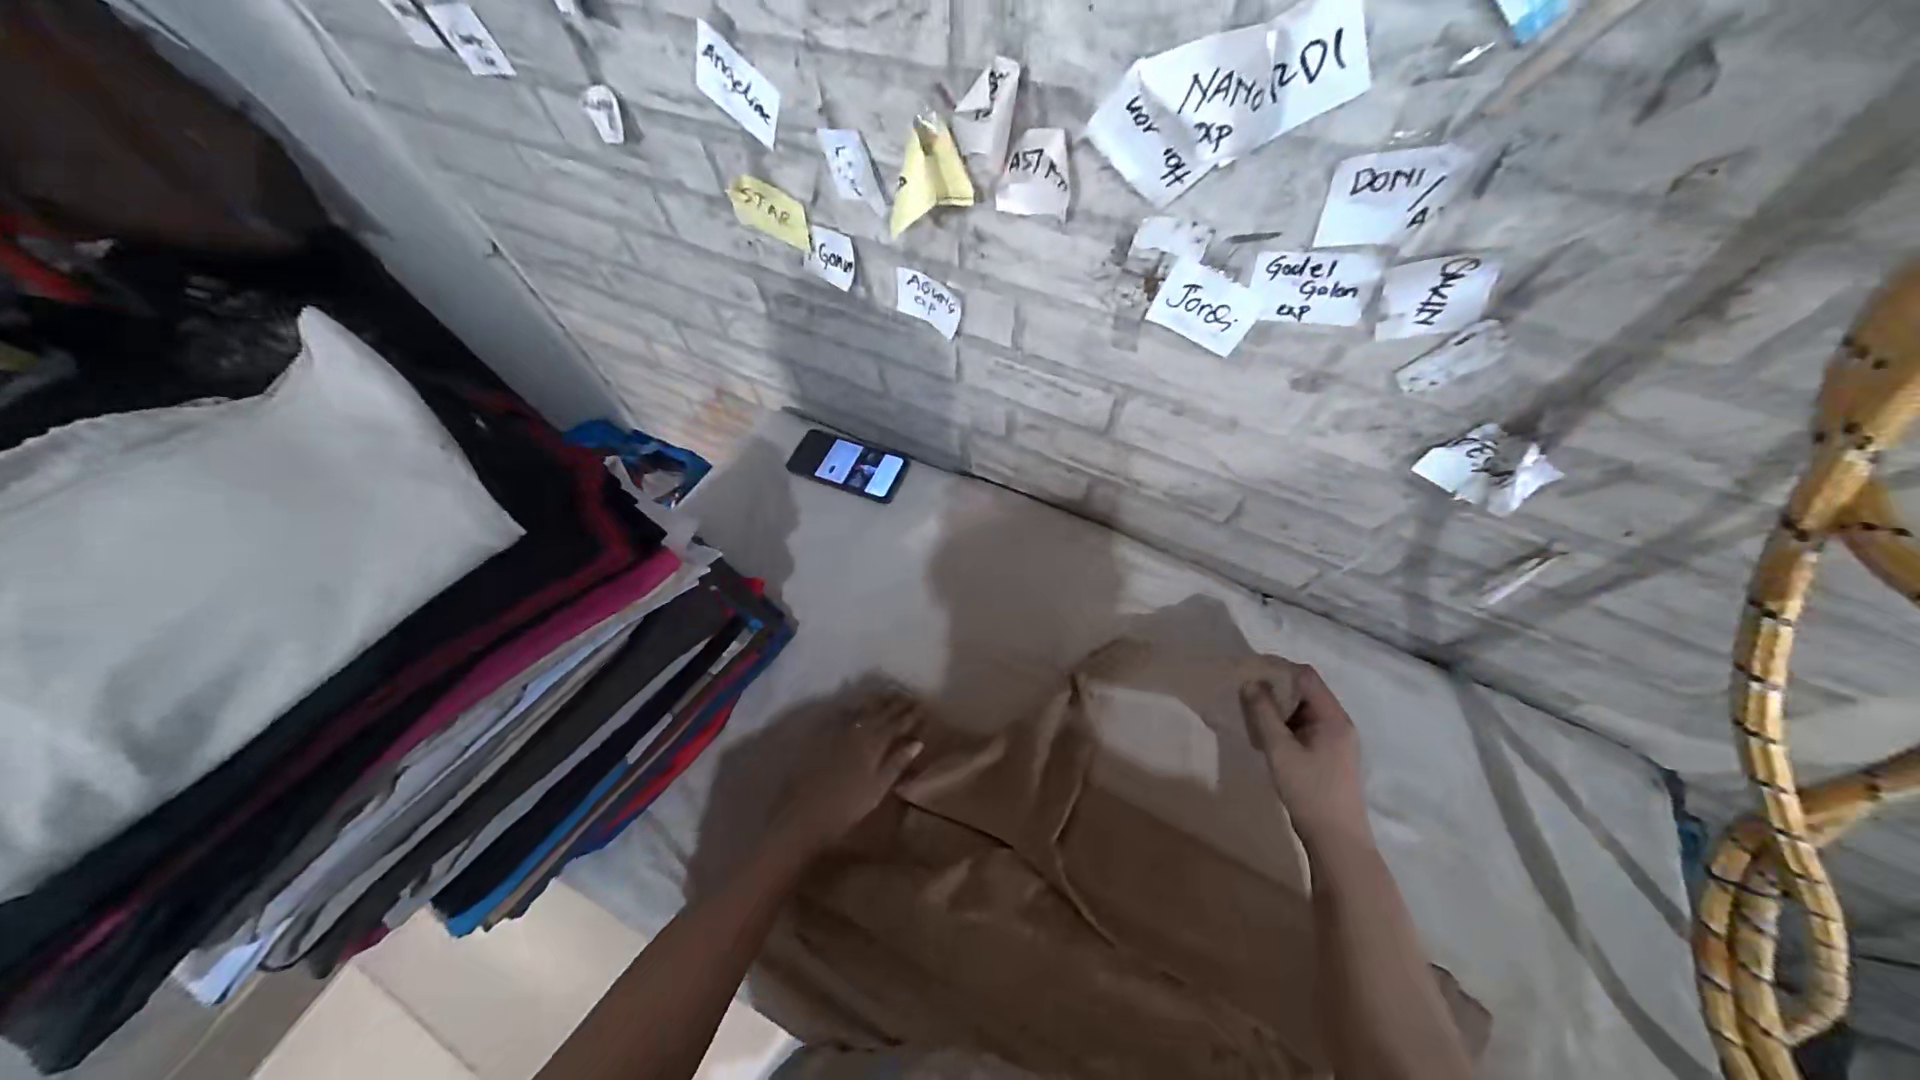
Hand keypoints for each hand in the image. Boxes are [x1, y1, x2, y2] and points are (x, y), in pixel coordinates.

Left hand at [768, 694, 924, 859]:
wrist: (802, 814)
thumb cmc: (845, 808)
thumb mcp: (877, 789)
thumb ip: (896, 763)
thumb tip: (916, 742)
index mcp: (874, 743)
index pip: (897, 723)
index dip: (911, 715)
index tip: (922, 707)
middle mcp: (857, 731)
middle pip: (880, 712)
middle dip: (897, 704)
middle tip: (909, 697)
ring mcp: (838, 731)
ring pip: (863, 710)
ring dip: (878, 702)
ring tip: (890, 697)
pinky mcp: (823, 736)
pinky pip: (844, 715)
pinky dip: (856, 709)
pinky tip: (859, 708)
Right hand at [1241, 667, 1371, 851]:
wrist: (1337, 840)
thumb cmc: (1309, 791)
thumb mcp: (1280, 750)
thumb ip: (1264, 713)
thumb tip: (1251, 682)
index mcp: (1334, 718)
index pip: (1306, 677)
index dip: (1278, 670)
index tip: (1249, 673)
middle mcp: (1339, 724)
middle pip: (1306, 692)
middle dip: (1275, 688)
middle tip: (1244, 692)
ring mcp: (1336, 742)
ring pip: (1303, 711)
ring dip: (1278, 708)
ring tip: (1250, 712)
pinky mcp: (1329, 757)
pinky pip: (1305, 728)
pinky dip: (1285, 725)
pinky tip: (1265, 735)